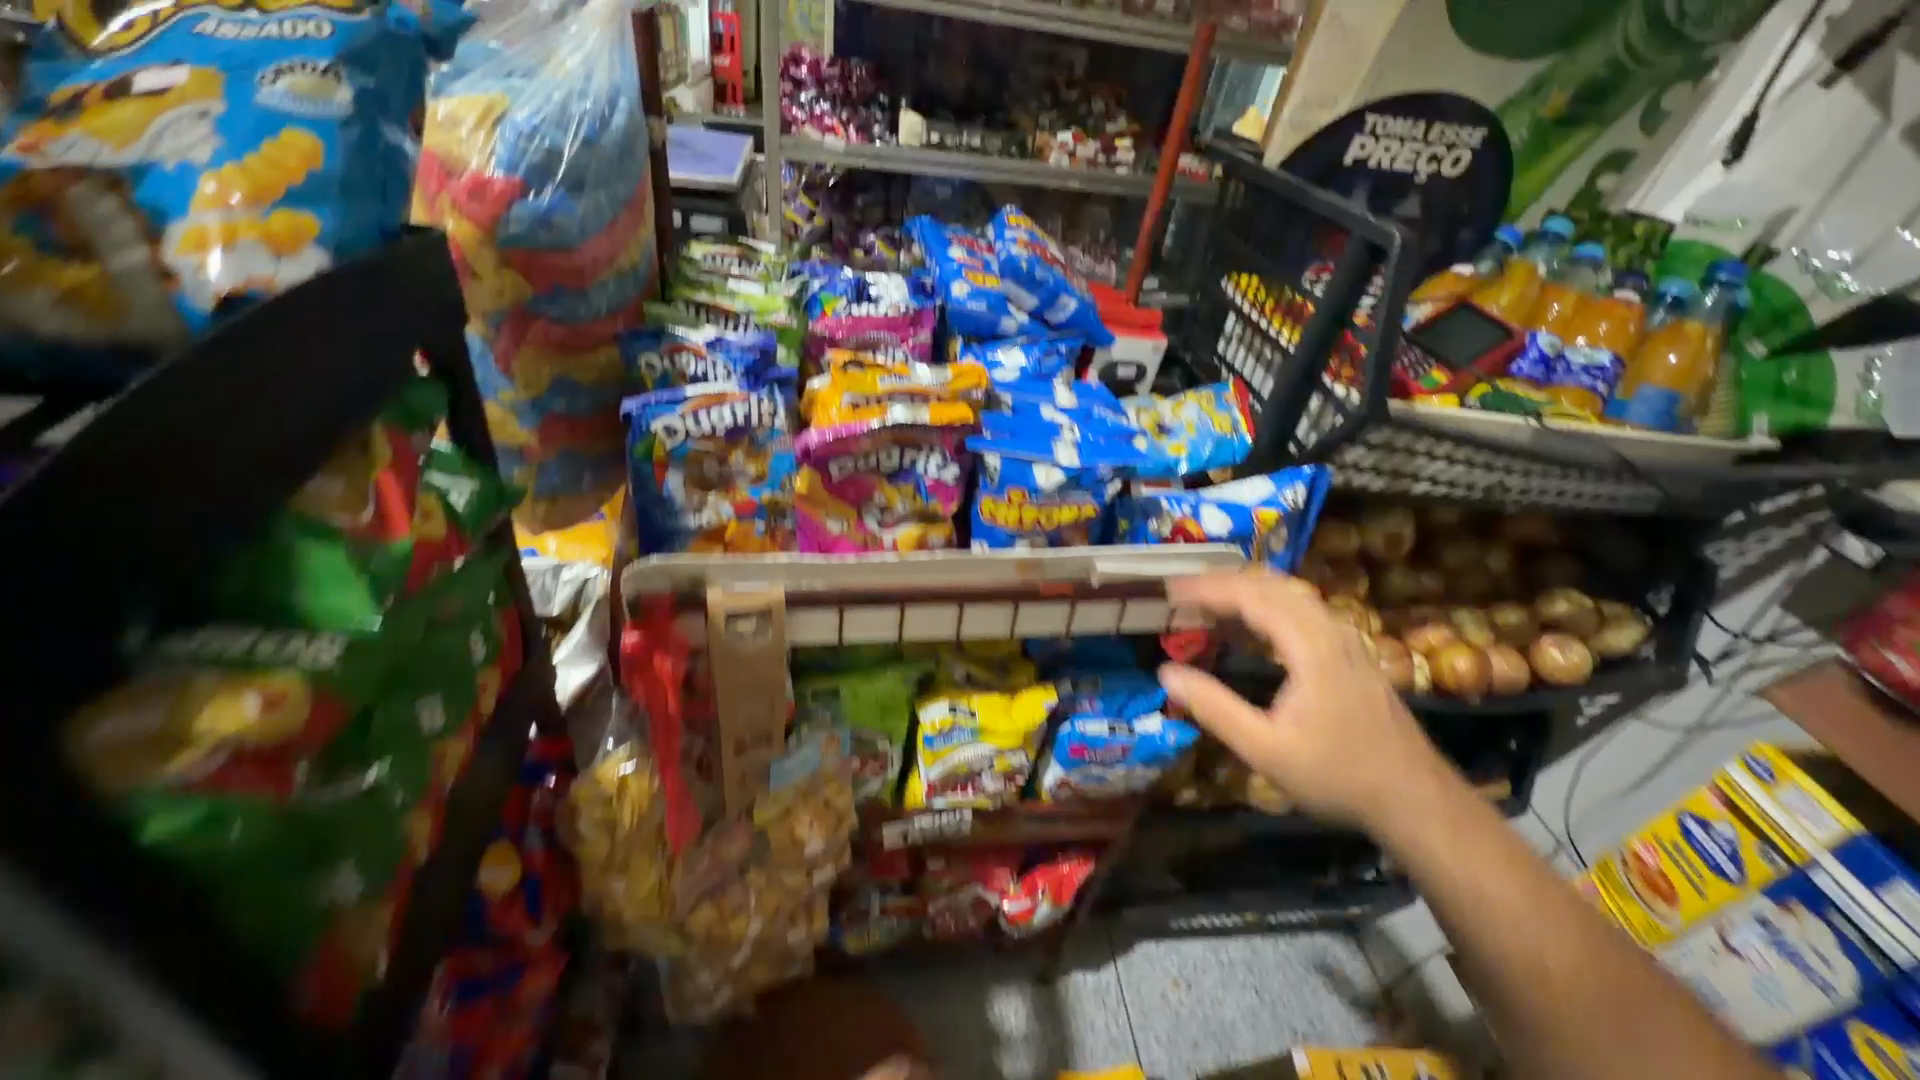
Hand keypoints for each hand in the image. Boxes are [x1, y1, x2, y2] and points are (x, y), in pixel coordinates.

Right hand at [1157, 570, 1455, 831]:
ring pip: (1292, 595)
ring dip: (1248, 592)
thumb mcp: (1265, 750)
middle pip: (1273, 586)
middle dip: (1224, 583)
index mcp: (1311, 647)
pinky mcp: (1353, 654)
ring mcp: (1347, 641)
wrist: (1414, 797)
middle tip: (1182, 594)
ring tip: (1209, 604)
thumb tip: (1167, 673)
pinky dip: (1270, 606)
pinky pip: (1305, 611)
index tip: (1170, 590)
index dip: (1207, 588)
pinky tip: (1254, 627)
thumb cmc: (1337, 776)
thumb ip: (1215, 708)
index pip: (1252, 597)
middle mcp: (1331, 631)